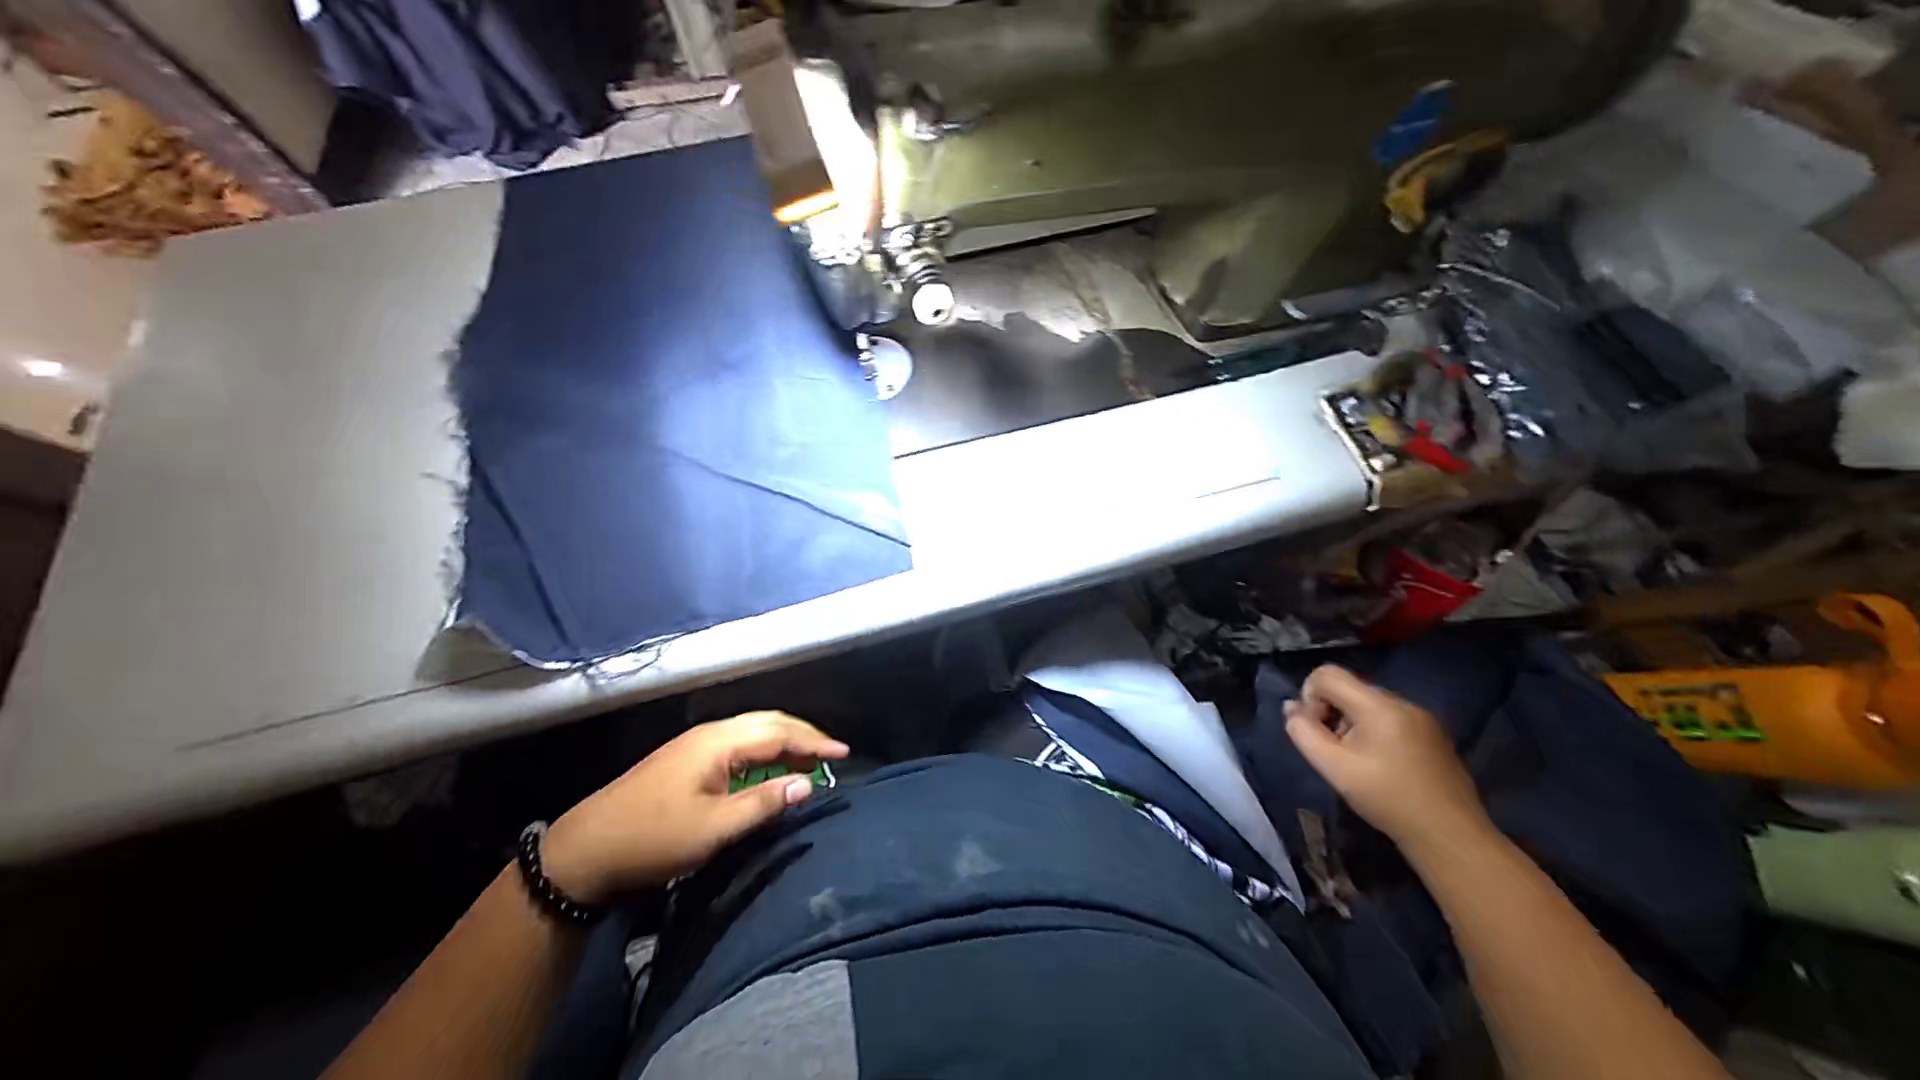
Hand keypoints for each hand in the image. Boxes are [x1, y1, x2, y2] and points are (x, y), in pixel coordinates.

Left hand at [540, 711, 848, 903]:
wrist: (585, 851)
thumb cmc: (653, 838)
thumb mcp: (714, 828)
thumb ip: (764, 803)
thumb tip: (807, 784)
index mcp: (718, 742)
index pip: (779, 731)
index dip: (815, 742)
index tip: (844, 754)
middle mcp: (710, 734)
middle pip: (768, 722)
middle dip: (803, 735)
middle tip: (832, 754)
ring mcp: (695, 745)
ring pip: (752, 731)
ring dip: (784, 741)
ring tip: (810, 760)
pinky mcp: (687, 760)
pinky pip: (739, 744)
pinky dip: (764, 751)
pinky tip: (771, 769)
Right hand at [1284, 665, 1492, 854]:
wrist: (1450, 835)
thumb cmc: (1387, 799)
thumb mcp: (1334, 768)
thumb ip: (1304, 732)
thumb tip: (1291, 708)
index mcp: (1379, 706)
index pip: (1328, 674)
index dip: (1310, 696)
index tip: (1317, 730)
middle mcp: (1403, 702)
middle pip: (1349, 688)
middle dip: (1330, 712)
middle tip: (1334, 751)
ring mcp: (1422, 718)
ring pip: (1368, 704)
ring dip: (1351, 724)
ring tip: (1357, 761)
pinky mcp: (1433, 734)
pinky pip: (1390, 718)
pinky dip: (1373, 732)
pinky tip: (1381, 765)